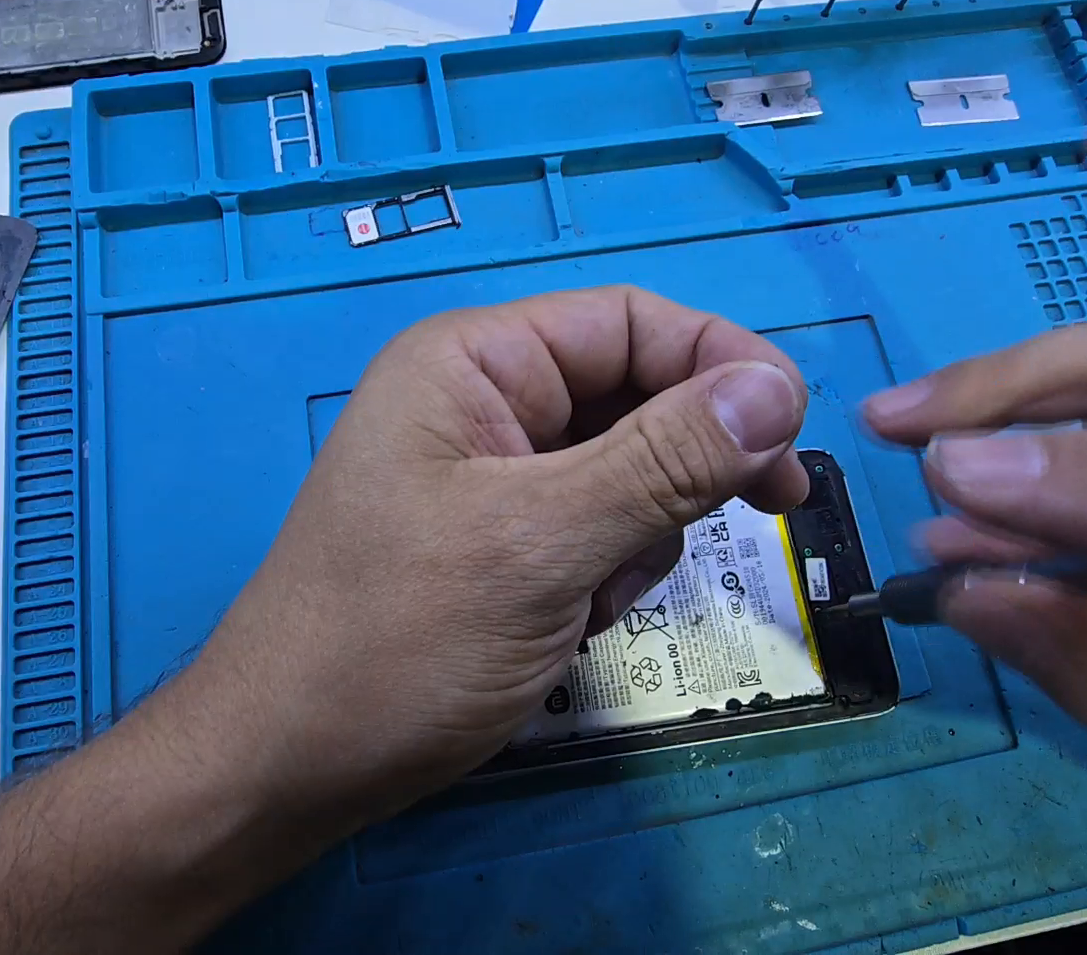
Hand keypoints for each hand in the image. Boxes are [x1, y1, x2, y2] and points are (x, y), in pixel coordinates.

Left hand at [154, 286, 809, 825]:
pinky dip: (611, 566)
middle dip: (686, 463)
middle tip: (761, 511)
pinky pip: (600, 524)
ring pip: (630, 467)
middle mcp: (485, 400)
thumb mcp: (540, 543)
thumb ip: (664, 461)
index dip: (719, 361)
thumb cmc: (397, 640)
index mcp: (474, 361)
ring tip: (593, 594)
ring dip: (642, 529)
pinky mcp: (506, 536)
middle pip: (634, 394)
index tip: (794, 430)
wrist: (292, 763)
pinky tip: (573, 617)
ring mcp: (494, 472)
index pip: (628, 322)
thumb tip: (777, 389)